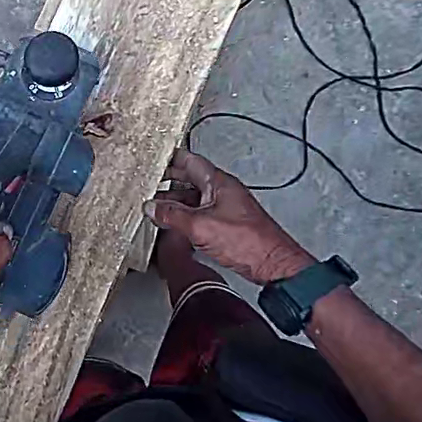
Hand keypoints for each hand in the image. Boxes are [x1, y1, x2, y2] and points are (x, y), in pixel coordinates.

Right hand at [143, 149, 315, 283]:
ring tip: (155, 207)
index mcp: (219, 182)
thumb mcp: (200, 226)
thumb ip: (173, 215)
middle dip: (169, 180)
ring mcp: (226, 207)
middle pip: (191, 178)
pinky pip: (201, 213)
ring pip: (195, 198)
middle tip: (150, 182)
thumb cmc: (248, 241)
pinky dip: (186, 216)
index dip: (170, 158)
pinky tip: (174, 224)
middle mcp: (223, 191)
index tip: (154, 159)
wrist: (271, 263)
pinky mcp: (227, 224)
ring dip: (176, 201)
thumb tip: (153, 208)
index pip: (190, 160)